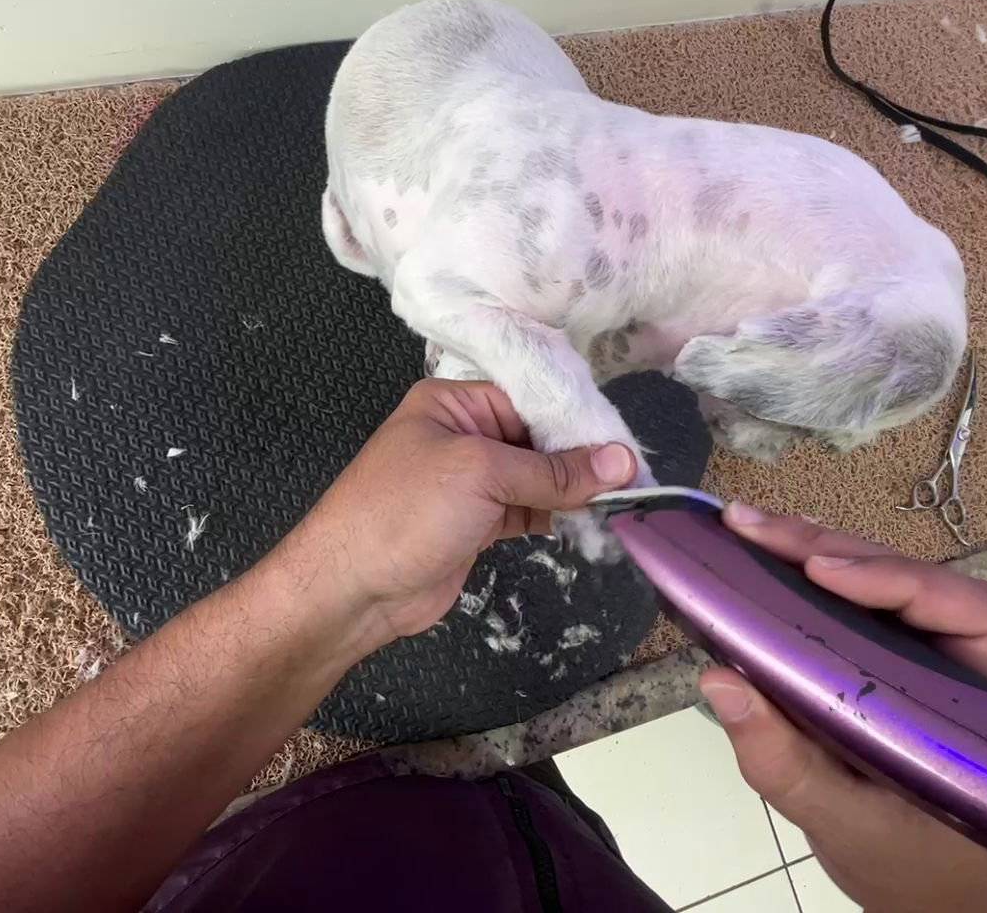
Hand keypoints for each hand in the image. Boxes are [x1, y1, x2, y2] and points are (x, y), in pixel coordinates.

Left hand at [273, 379, 637, 646]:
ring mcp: (469, 481)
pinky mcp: (477, 522)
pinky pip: (527, 508)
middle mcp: (462, 434)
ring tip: (624, 498)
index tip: (625, 439)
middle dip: (580, 456)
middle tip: (634, 473)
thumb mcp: (480, 474)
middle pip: (535, 437)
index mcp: (452, 403)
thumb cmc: (406, 511)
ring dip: (572, 489)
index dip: (576, 417)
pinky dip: (555, 514)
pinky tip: (589, 520)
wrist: (351, 590)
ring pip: (534, 476)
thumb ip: (552, 471)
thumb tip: (623, 461)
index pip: (527, 397)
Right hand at [698, 506, 986, 912]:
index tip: (820, 570)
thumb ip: (785, 763)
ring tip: (744, 527)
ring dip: (808, 546)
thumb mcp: (845, 825)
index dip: (896, 580)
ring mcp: (927, 650)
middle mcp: (972, 660)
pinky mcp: (887, 649)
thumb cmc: (910, 868)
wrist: (927, 886)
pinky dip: (803, 569)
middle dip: (824, 545)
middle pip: (908, 576)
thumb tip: (718, 679)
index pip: (970, 613)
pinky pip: (850, 596)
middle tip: (745, 524)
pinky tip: (763, 553)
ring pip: (877, 575)